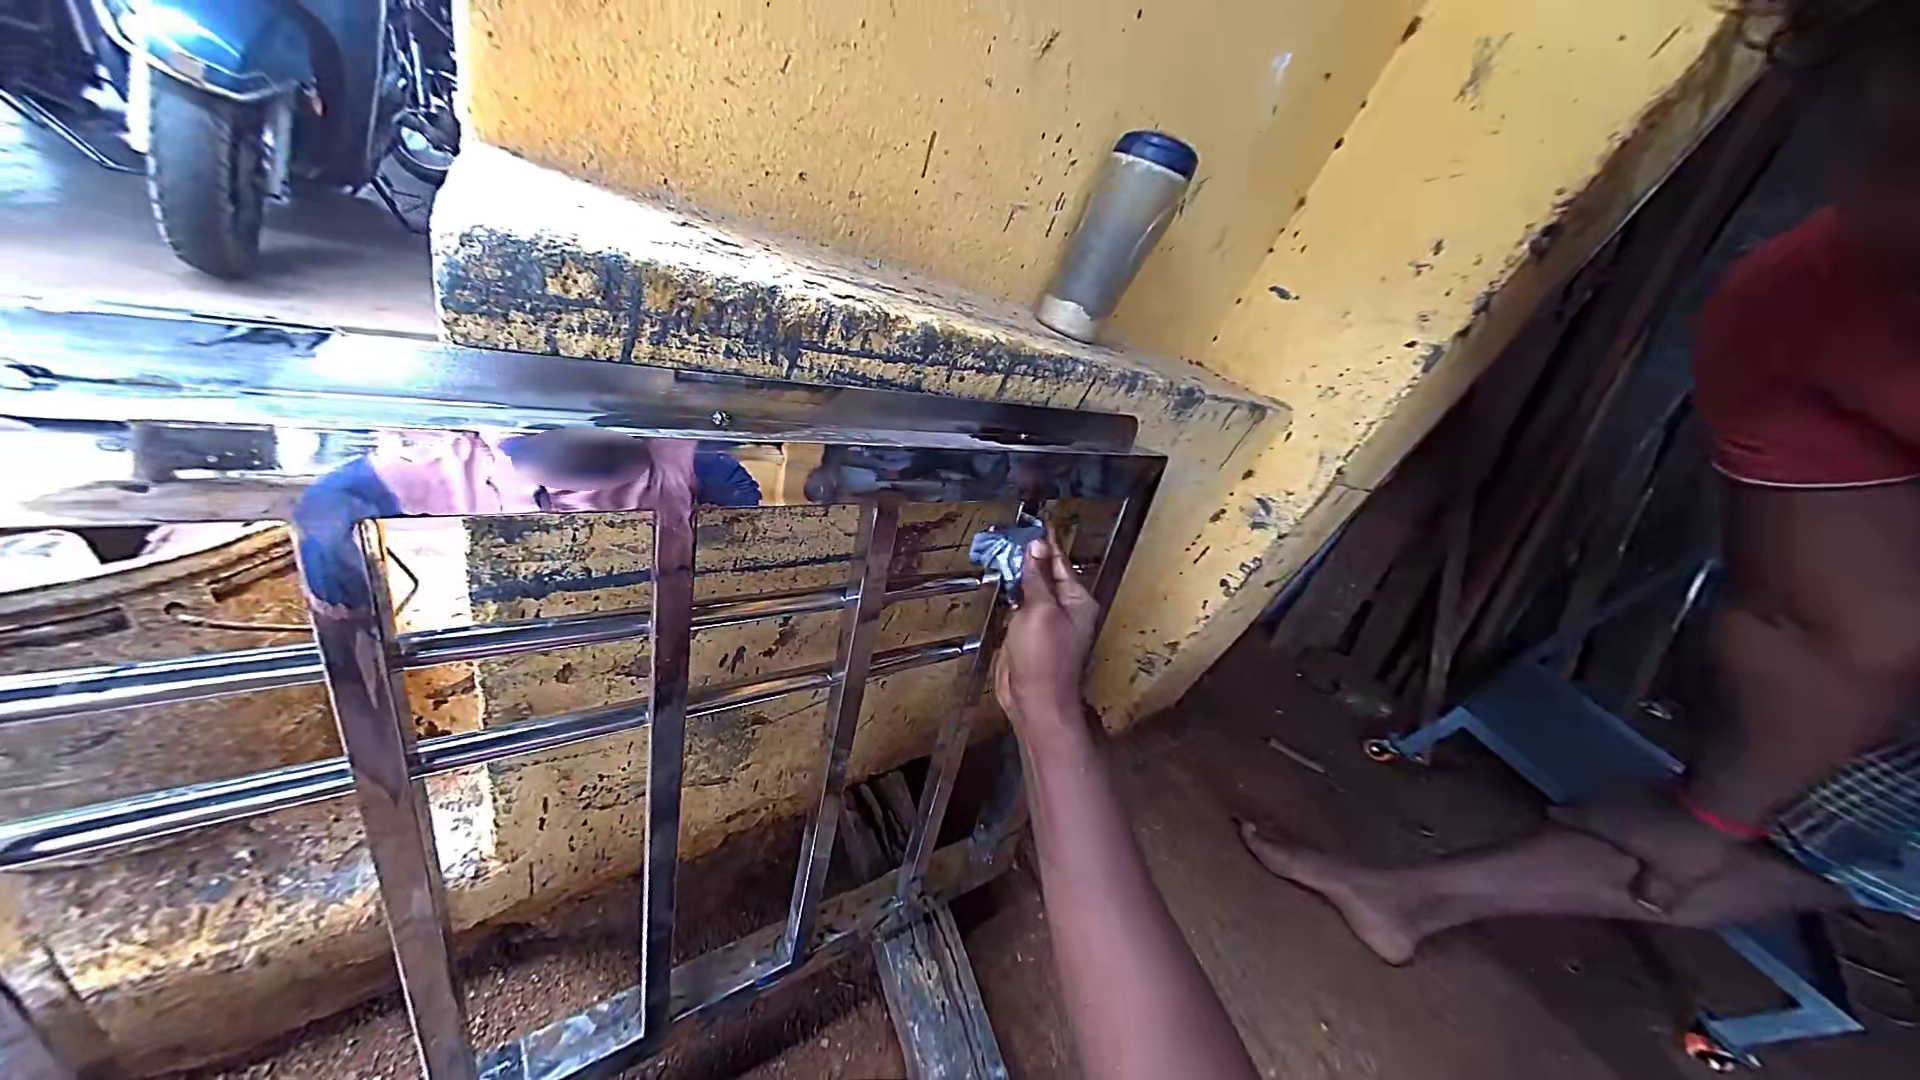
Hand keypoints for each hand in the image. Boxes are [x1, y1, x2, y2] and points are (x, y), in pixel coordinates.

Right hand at [994, 534, 1100, 737]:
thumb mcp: (1040, 611)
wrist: (1034, 700)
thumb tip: (1036, 548)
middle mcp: (1065, 609)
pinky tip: (1002, 579)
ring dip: (1019, 572)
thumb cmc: (1045, 660)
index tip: (1037, 522)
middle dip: (1030, 554)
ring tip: (1005, 549)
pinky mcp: (1028, 634)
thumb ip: (1037, 578)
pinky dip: (1011, 592)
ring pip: (1031, 588)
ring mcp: (1046, 622)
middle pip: (1046, 573)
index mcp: (1077, 601)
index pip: (1060, 561)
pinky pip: (1020, 605)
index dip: (1047, 541)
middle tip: (1014, 532)